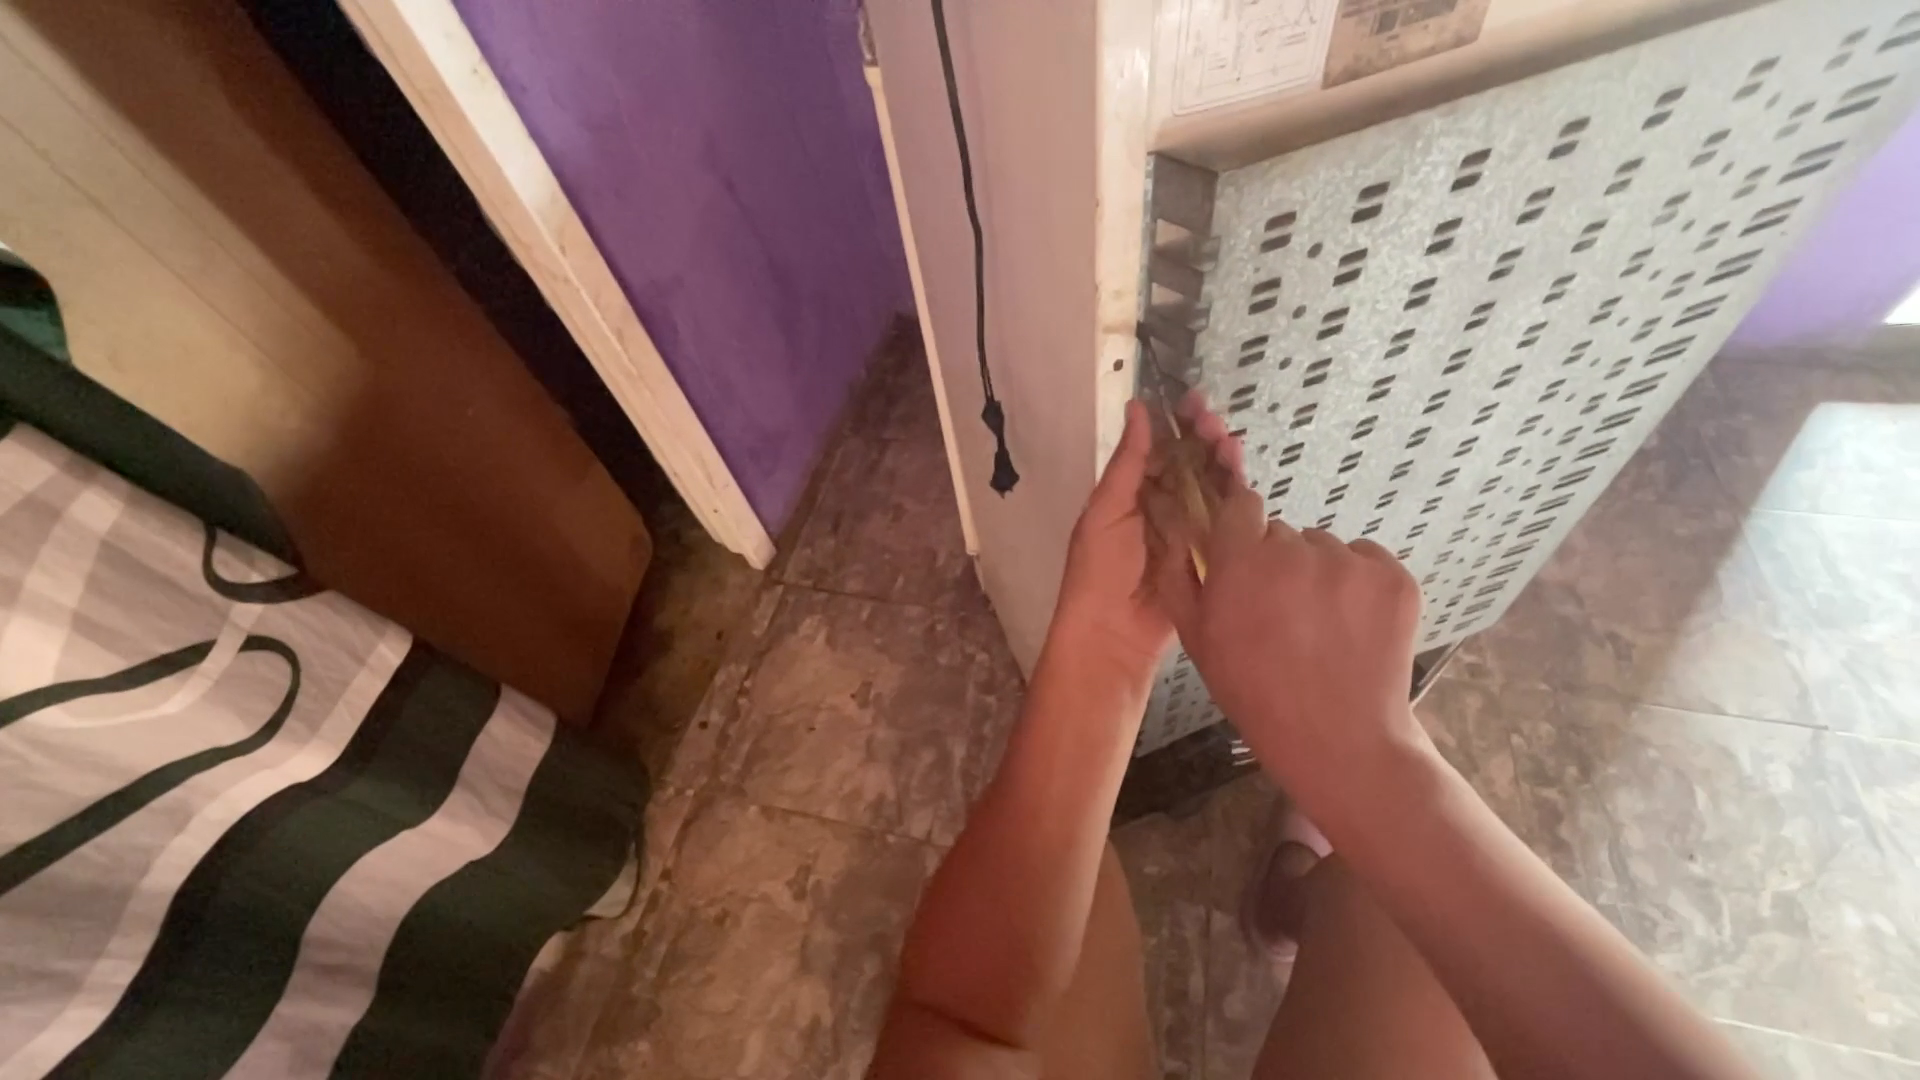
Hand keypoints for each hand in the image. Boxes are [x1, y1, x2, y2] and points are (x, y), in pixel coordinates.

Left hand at [1051, 397, 1241, 683]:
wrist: (1112, 636)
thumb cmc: (1099, 570)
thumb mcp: (1107, 510)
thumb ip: (1127, 462)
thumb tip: (1137, 407)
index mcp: (1130, 496)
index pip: (1158, 450)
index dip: (1177, 425)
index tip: (1194, 401)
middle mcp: (1160, 510)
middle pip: (1190, 465)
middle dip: (1204, 440)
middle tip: (1216, 423)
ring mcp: (1186, 533)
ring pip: (1211, 489)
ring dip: (1222, 463)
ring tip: (1230, 443)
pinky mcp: (1209, 558)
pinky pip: (1225, 523)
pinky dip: (1236, 499)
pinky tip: (1243, 477)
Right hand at [1154, 476, 1428, 819]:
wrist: (1337, 738)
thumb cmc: (1254, 691)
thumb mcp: (1197, 641)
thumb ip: (1179, 579)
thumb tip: (1179, 534)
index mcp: (1242, 562)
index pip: (1242, 505)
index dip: (1241, 529)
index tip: (1244, 558)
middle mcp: (1296, 550)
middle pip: (1282, 533)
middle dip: (1276, 561)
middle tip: (1280, 610)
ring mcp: (1350, 562)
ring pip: (1324, 547)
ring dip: (1318, 572)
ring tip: (1319, 623)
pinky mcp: (1394, 578)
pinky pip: (1367, 559)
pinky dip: (1359, 583)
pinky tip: (1352, 623)